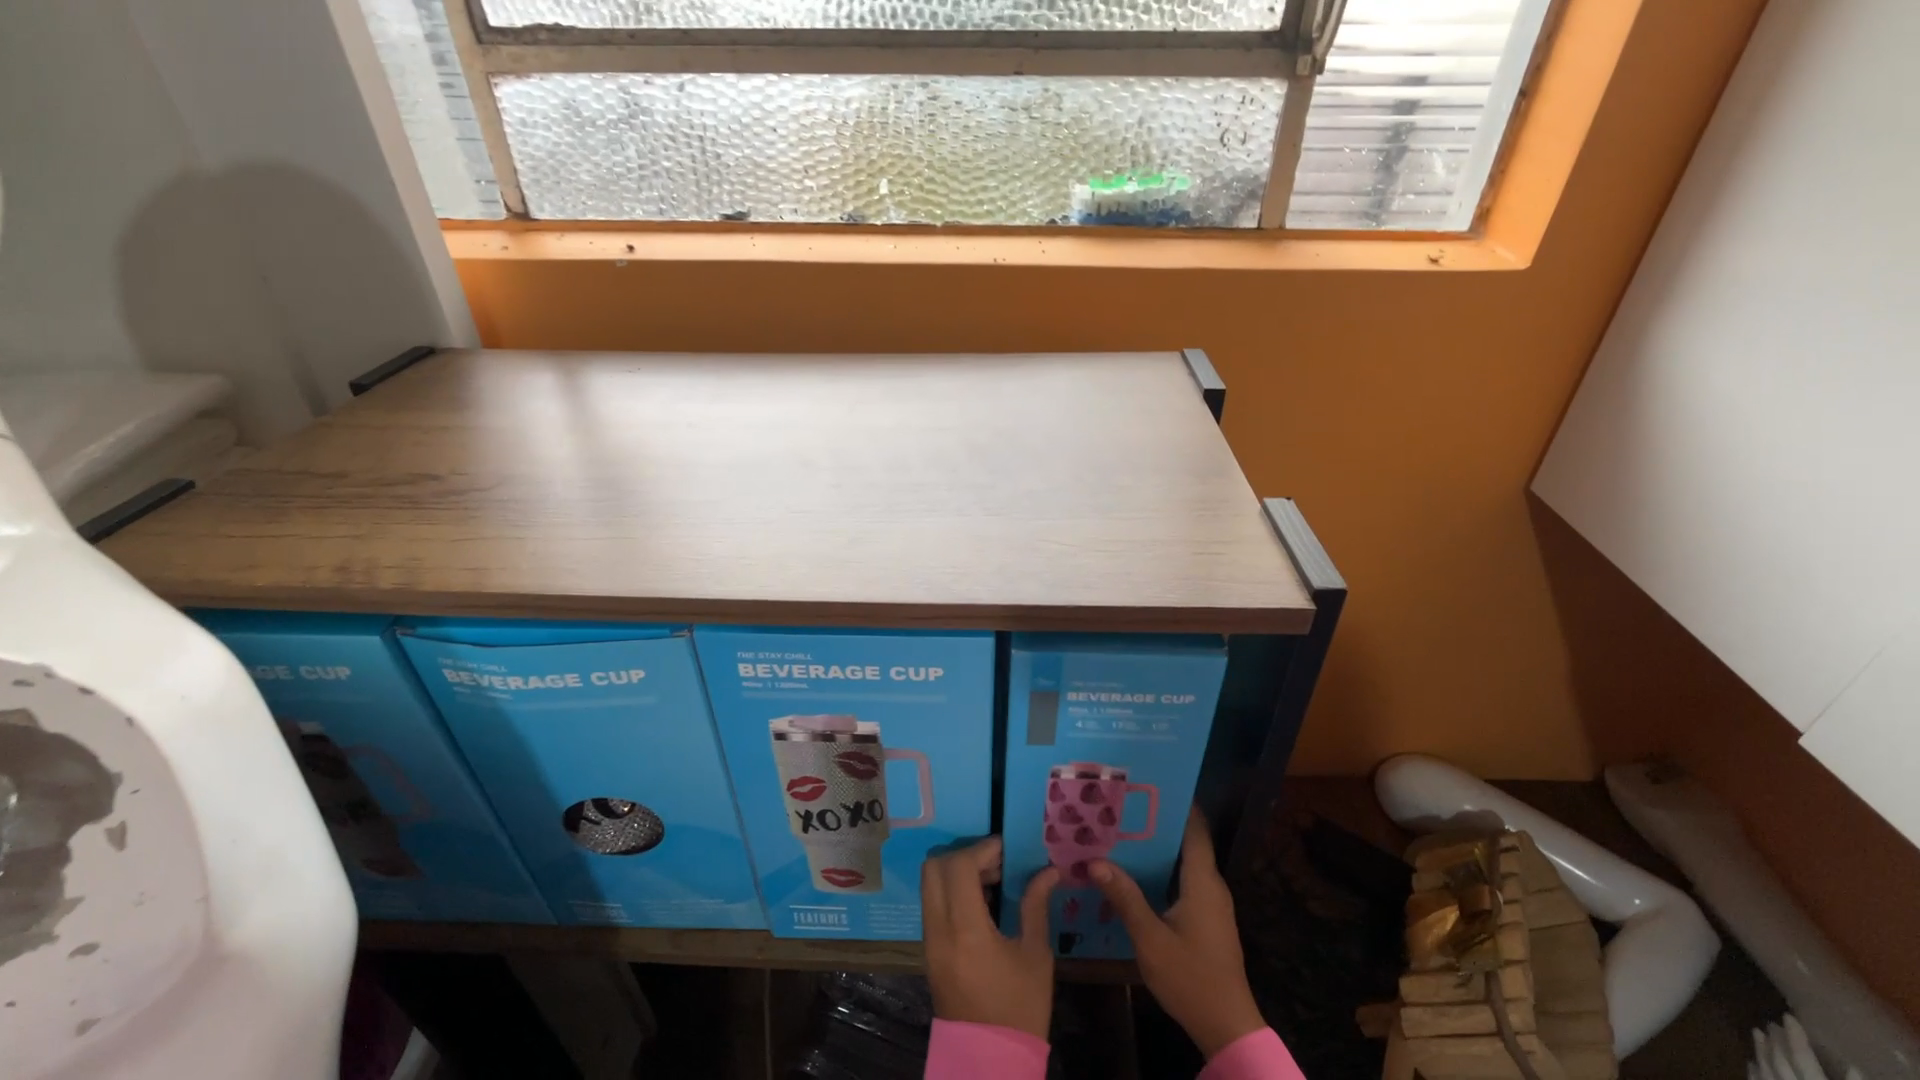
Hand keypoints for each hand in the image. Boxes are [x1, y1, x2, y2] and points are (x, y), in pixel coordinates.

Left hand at [921, 836, 1060, 1039]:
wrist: (992, 1056)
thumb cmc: (1020, 1007)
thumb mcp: (1036, 954)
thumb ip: (1036, 905)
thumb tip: (1048, 870)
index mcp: (966, 930)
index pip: (958, 867)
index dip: (982, 849)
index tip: (1007, 849)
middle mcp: (938, 931)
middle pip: (934, 868)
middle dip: (965, 856)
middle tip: (997, 862)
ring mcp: (929, 942)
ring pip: (930, 886)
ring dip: (956, 873)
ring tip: (994, 880)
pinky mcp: (929, 952)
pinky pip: (933, 906)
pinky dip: (952, 892)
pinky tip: (983, 902)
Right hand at [1089, 807, 1265, 1057]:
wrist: (1225, 1024)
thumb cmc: (1190, 977)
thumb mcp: (1150, 939)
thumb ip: (1125, 898)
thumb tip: (1095, 861)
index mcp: (1203, 882)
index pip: (1195, 829)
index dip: (1177, 804)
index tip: (1149, 784)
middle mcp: (1211, 886)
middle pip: (1187, 843)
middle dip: (1156, 825)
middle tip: (1120, 809)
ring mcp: (1212, 905)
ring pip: (1183, 865)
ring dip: (1157, 851)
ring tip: (1120, 836)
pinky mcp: (1207, 921)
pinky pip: (1184, 884)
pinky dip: (1162, 873)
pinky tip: (1134, 878)